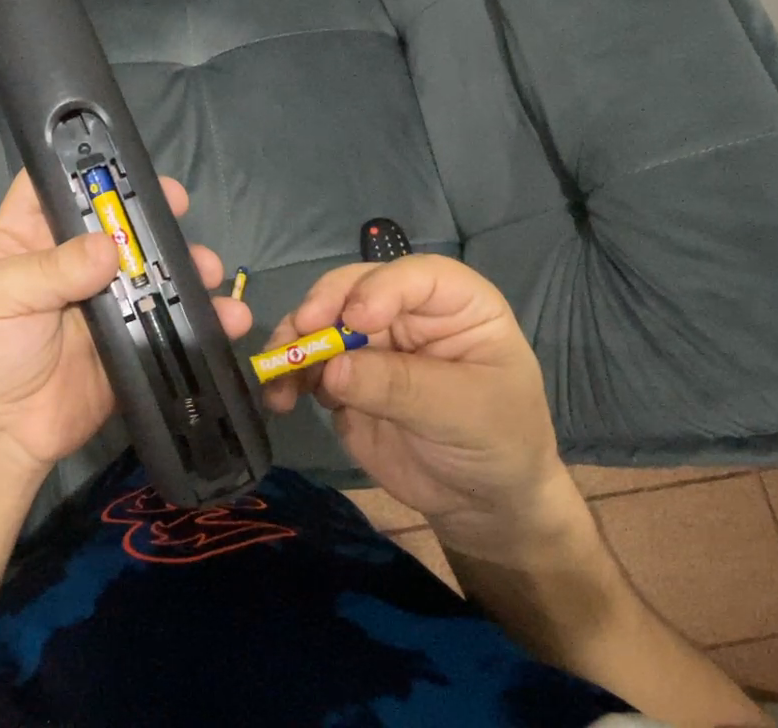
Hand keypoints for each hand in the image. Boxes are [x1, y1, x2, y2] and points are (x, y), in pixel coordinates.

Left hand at [0, 171, 252, 480]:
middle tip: (180, 205)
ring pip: (151, 265)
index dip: (87, 166)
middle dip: (150, 210)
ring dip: (184, 261)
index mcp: (29, 237)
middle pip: (116, 220)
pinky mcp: (133, 336)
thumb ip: (52, 270)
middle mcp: (71, 259)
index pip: (57, 184)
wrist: (2, 434)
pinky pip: (171, 317)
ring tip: (208, 269)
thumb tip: (110, 246)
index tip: (125, 162)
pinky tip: (225, 315)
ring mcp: (106, 298)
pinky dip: (202, 315)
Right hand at [261, 255, 581, 566]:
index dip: (380, 288)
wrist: (480, 501)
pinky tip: (281, 399)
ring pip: (319, 322)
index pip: (415, 276)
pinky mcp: (342, 377)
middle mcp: (406, 313)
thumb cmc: (497, 443)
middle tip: (301, 333)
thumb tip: (331, 369)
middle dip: (321, 308)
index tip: (355, 321)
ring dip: (293, 344)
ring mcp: (369, 345)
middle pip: (353, 289)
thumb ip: (398, 386)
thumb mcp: (461, 412)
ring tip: (279, 376)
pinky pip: (306, 365)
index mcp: (454, 306)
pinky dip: (286, 376)